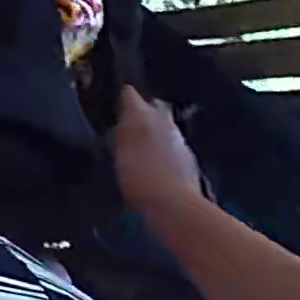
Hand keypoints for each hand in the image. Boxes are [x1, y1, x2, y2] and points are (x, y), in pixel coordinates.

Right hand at [113, 86, 202, 213]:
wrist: (175, 207)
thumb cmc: (137, 173)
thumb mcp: (114, 149)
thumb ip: (118, 132)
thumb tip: (118, 122)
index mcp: (142, 115)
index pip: (129, 93)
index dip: (119, 95)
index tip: (108, 101)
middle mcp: (164, 122)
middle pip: (154, 106)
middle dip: (142, 110)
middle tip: (126, 120)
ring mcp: (181, 142)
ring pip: (165, 126)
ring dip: (154, 130)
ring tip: (138, 142)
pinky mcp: (190, 161)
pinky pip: (172, 145)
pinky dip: (163, 147)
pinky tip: (154, 160)